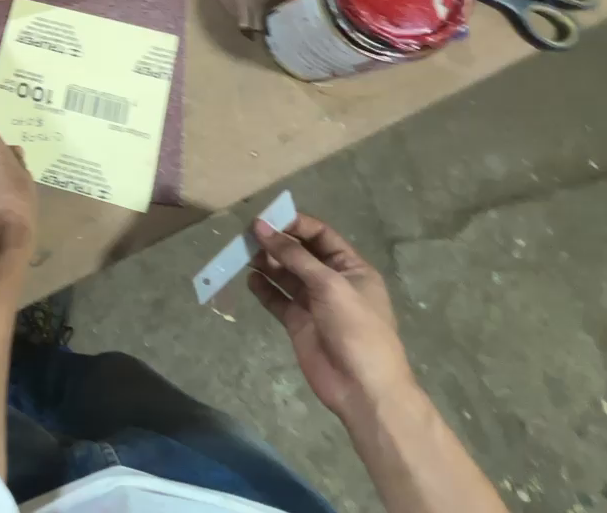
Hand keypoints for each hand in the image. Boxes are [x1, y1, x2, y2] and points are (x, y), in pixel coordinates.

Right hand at [247, 214, 415, 422]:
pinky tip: (249, 279)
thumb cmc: (356, 329)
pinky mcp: (298, 322)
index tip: (266, 218)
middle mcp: (331, 282)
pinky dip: (262, 288)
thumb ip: (293, 255)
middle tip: (247, 235)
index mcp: (351, 269)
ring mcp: (313, 302)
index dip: (294, 224)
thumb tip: (260, 226)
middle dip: (275, 243)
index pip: (320, 235)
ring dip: (265, 263)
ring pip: (284, 274)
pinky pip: (276, 298)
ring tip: (243, 254)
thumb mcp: (329, 285)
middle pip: (299, 253)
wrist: (363, 388)